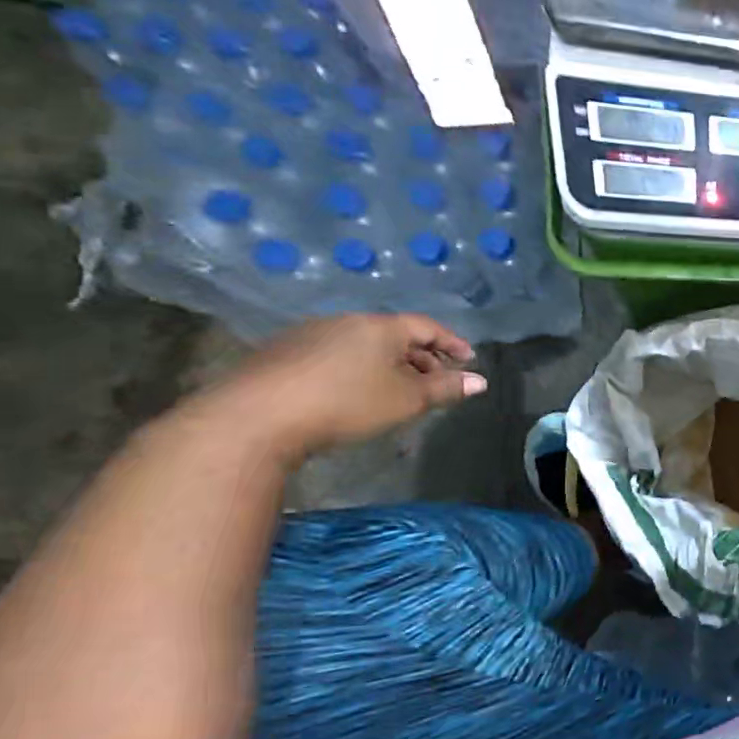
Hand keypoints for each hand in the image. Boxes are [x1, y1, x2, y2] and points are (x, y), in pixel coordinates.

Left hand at [180, 314, 486, 462]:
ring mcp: (311, 334)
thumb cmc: (347, 403)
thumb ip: (445, 389)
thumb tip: (480, 381)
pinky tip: (353, 393)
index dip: (451, 342)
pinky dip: (357, 369)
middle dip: (420, 356)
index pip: (427, 326)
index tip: (468, 358)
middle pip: (394, 334)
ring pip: (363, 345)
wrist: (258, 416)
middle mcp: (346, 321)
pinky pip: (336, 354)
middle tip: (435, 381)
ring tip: (397, 390)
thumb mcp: (406, 400)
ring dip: (387, 364)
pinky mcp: (284, 353)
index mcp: (380, 326)